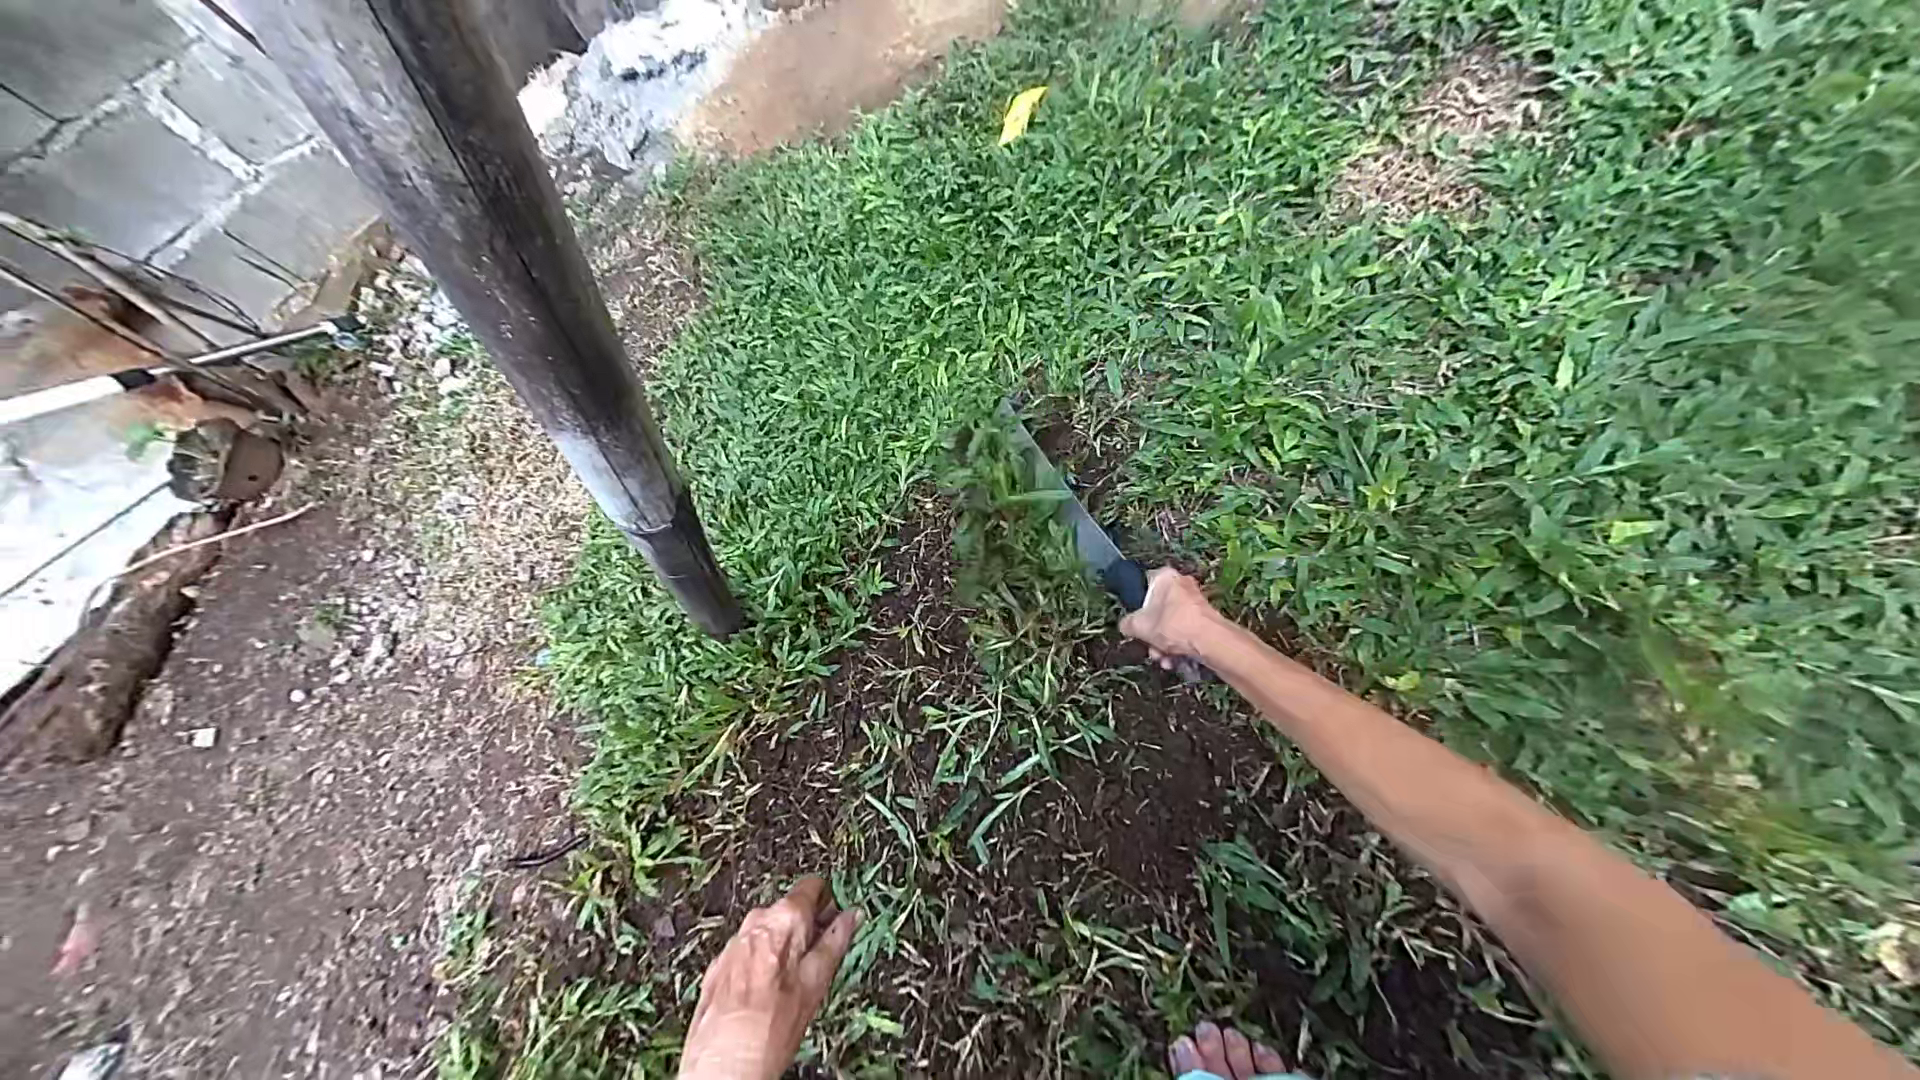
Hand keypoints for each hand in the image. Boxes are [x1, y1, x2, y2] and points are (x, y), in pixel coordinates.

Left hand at [678, 877, 862, 1079]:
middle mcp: (755, 921)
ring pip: (769, 933)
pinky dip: (760, 965)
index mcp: (784, 917)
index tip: (834, 927)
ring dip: (782, 949)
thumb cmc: (769, 1031)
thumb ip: (836, 941)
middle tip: (814, 967)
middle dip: (805, 931)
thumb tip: (852, 915)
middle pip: (791, 909)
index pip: (814, 886)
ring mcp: (733, 944)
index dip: (828, 906)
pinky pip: (748, 953)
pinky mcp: (717, 967)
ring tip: (788, 989)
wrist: (721, 1070)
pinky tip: (763, 998)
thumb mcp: (816, 983)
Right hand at [1118, 567, 1226, 666]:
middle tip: (1148, 645)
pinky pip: (1184, 631)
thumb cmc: (1173, 625)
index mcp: (1165, 577)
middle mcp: (1182, 584)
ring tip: (1162, 658)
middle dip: (1151, 633)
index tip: (1134, 622)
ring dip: (1163, 644)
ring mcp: (1195, 602)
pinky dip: (1178, 646)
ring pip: (1170, 624)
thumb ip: (1126, 624)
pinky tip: (1174, 661)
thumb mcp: (1138, 626)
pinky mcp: (1206, 619)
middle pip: (1157, 610)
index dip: (1135, 606)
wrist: (1211, 642)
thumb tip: (1126, 626)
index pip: (1142, 586)